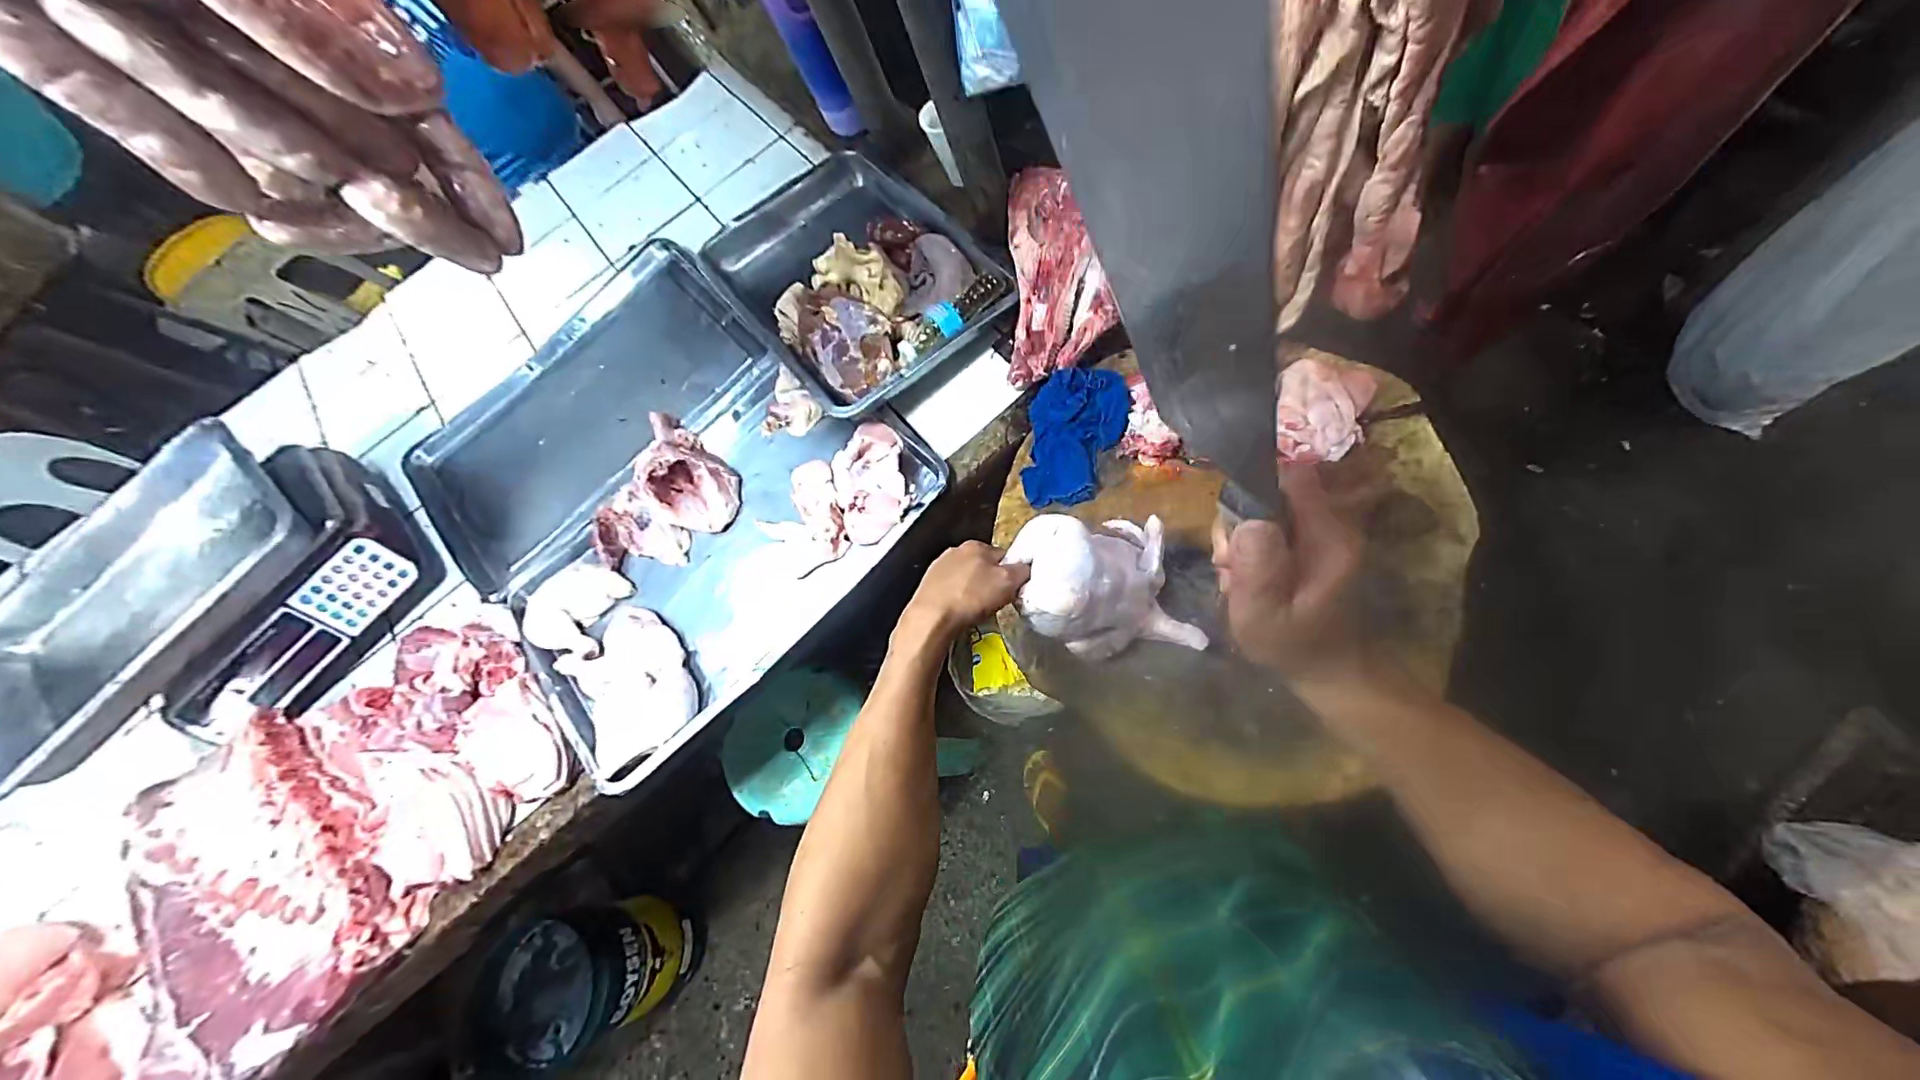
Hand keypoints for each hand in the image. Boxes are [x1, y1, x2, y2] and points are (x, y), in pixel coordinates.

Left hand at [901, 541, 1030, 640]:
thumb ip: (1021, 571)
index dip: (1011, 574)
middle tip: (995, 601)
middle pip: (983, 566)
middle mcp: (955, 550)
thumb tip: (1025, 568)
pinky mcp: (928, 584)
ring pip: (966, 578)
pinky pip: (951, 589)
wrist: (931, 618)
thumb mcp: (1007, 583)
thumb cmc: (971, 598)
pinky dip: (957, 598)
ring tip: (975, 609)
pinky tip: (958, 611)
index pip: (1003, 556)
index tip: (1011, 590)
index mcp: (976, 545)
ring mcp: (939, 566)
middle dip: (990, 581)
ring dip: (973, 590)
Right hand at [1213, 464, 1362, 683]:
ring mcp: (1318, 535)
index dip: (1252, 493)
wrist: (1326, 669)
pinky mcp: (1306, 545)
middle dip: (1238, 524)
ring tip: (1234, 578)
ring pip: (1262, 512)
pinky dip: (1247, 551)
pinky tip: (1243, 579)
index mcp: (1328, 536)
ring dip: (1237, 541)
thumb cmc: (1293, 645)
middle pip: (1270, 494)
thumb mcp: (1262, 613)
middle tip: (1229, 566)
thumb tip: (1248, 520)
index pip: (1291, 478)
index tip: (1234, 533)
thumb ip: (1256, 566)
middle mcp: (1329, 526)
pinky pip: (1266, 530)